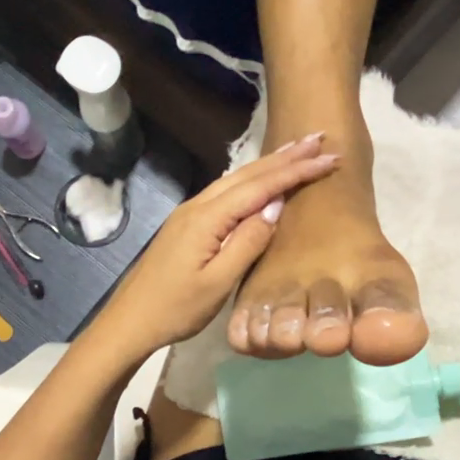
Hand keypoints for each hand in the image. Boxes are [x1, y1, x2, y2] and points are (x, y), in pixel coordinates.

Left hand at [87, 133, 340, 360]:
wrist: (131, 320)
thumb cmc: (175, 309)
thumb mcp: (218, 283)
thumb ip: (247, 242)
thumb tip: (275, 206)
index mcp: (207, 218)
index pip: (259, 187)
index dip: (295, 171)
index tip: (328, 157)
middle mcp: (198, 206)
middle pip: (247, 174)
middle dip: (285, 156)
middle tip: (319, 138)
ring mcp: (189, 213)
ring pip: (234, 180)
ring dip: (268, 164)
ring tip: (297, 150)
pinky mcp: (186, 224)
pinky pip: (225, 192)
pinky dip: (250, 180)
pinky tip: (261, 179)